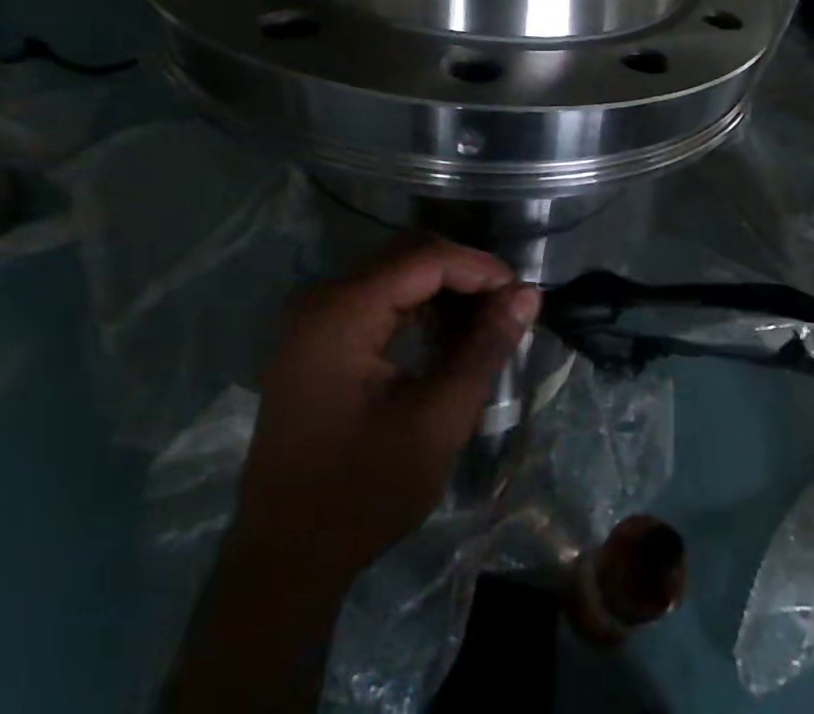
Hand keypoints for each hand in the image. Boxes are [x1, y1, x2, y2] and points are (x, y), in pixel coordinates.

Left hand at [231, 239, 540, 580]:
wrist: (287, 556)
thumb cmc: (363, 493)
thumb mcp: (438, 421)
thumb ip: (484, 349)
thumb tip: (527, 295)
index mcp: (340, 315)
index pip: (423, 259)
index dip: (480, 269)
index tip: (522, 297)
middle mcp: (319, 302)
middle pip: (405, 256)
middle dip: (463, 275)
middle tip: (507, 308)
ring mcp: (311, 322)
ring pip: (392, 275)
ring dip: (442, 290)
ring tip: (485, 324)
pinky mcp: (314, 343)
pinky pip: (375, 301)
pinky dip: (416, 309)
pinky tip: (446, 338)